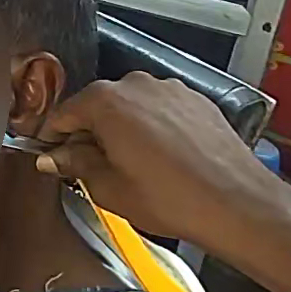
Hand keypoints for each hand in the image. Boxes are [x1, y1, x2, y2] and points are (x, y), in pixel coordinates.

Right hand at [34, 73, 290, 263]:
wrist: (240, 206)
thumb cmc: (171, 199)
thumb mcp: (107, 187)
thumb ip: (73, 164)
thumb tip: (54, 156)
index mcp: (104, 101)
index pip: (62, 114)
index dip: (52, 137)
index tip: (50, 154)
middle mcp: (134, 85)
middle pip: (95, 106)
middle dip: (88, 133)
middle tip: (89, 166)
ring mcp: (168, 89)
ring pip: (128, 107)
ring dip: (121, 129)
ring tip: (130, 164)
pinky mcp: (195, 100)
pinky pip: (158, 109)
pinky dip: (151, 128)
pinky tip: (159, 158)